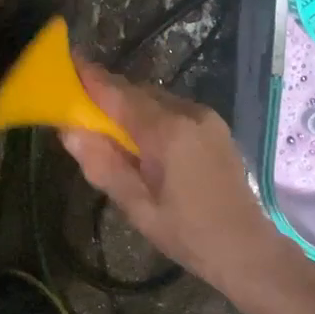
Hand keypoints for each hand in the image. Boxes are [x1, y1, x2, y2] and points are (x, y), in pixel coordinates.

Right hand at [59, 61, 314, 313]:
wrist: (247, 248)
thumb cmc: (188, 234)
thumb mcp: (137, 207)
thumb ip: (103, 165)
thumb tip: (69, 131)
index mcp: (168, 132)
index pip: (119, 94)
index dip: (91, 79)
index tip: (68, 65)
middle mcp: (189, 113)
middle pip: (138, 94)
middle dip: (108, 97)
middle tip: (78, 108)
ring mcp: (207, 118)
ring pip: (157, 100)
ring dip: (130, 108)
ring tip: (107, 129)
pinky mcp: (216, 127)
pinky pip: (174, 111)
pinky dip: (152, 117)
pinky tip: (142, 141)